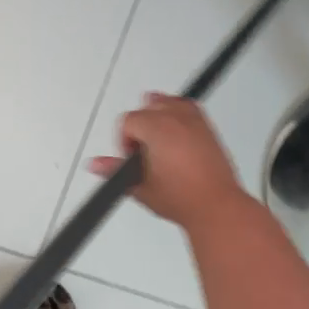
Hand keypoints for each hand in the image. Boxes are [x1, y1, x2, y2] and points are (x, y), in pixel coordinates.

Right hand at [90, 92, 245, 226]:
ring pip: (168, 102)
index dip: (124, 140)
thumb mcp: (140, 187)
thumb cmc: (182, 198)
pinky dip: (178, 112)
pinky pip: (188, 107)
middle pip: (146, 107)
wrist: (215, 206)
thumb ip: (114, 170)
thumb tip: (94, 164)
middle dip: (139, 127)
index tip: (131, 159)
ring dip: (157, 115)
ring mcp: (194, 121)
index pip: (128, 121)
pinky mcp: (208, 129)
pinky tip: (175, 129)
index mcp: (157, 129)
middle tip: (142, 153)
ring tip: (156, 139)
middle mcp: (176, 119)